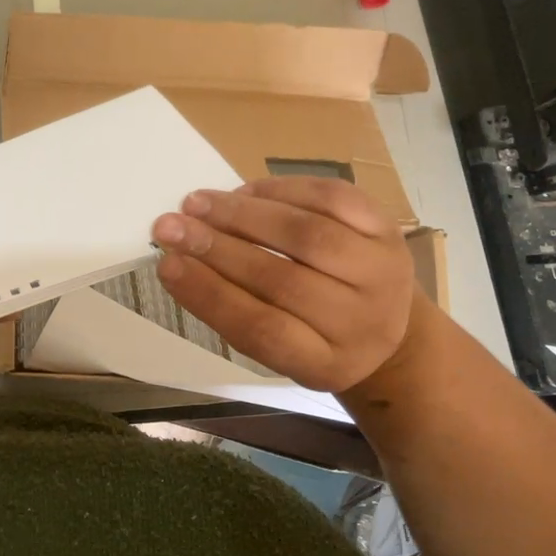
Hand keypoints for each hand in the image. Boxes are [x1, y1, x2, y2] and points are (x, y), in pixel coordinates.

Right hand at [151, 178, 416, 393]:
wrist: (385, 320)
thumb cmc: (308, 333)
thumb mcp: (272, 346)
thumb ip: (230, 307)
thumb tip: (178, 257)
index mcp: (325, 363)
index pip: (262, 329)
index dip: (210, 295)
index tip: (166, 266)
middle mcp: (364, 322)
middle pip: (283, 280)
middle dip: (218, 248)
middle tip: (170, 227)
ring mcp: (384, 271)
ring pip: (308, 235)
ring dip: (243, 214)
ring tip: (197, 203)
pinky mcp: (389, 228)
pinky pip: (333, 199)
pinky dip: (281, 191)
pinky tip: (244, 192)